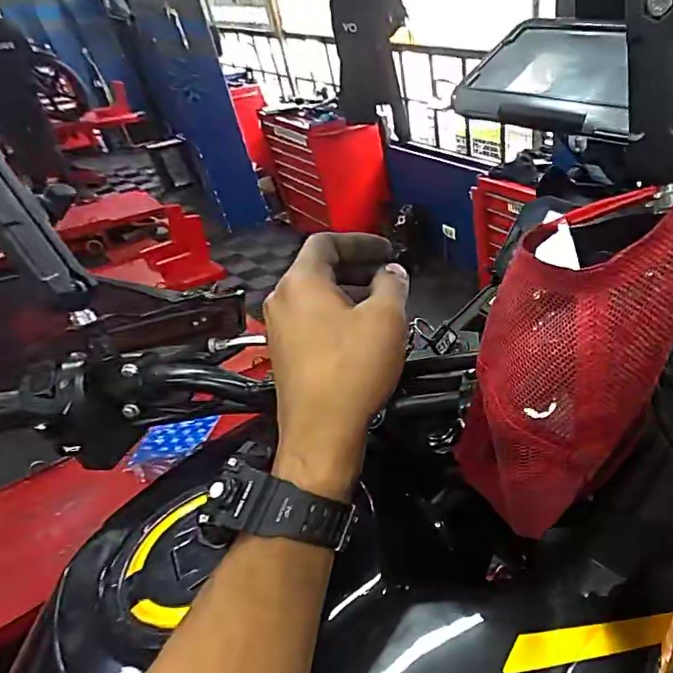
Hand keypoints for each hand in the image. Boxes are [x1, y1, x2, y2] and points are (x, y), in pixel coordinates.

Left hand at [262, 233, 408, 499]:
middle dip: (358, 269)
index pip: (326, 243)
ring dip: (350, 295)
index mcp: (301, 282)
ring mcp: (280, 329)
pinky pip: (313, 322)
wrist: (323, 430)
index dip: (361, 241)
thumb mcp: (386, 319)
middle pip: (320, 270)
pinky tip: (364, 335)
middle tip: (388, 276)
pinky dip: (338, 318)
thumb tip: (393, 273)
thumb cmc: (351, 372)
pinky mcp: (286, 355)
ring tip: (382, 307)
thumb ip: (392, 284)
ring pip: (317, 298)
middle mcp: (282, 301)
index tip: (385, 250)